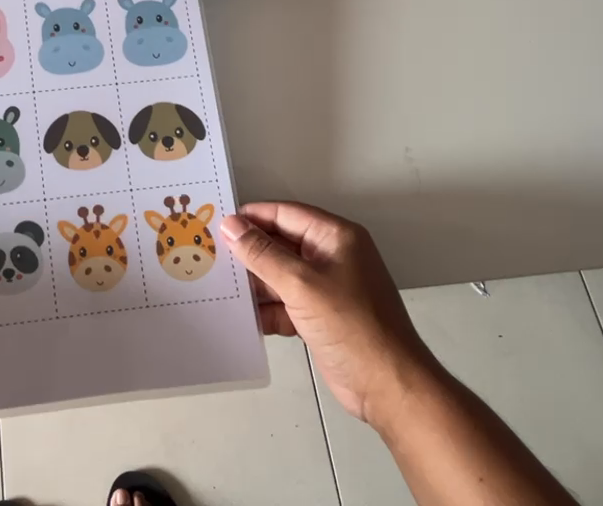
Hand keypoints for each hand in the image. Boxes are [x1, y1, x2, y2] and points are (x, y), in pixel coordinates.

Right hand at [219, 201, 435, 425]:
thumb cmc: (353, 327)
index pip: (286, 214)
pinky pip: (286, 302)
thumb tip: (231, 225)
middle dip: (251, 252)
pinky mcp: (321, 315)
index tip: (219, 225)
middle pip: (281, 243)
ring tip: (224, 288)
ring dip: (257, 284)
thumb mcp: (301, 284)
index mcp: (335, 237)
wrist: (388, 388)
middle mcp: (332, 257)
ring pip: (280, 274)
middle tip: (214, 257)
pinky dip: (268, 309)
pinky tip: (246, 319)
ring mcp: (327, 287)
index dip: (252, 217)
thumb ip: (262, 253)